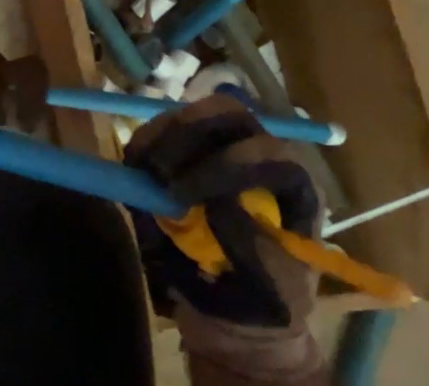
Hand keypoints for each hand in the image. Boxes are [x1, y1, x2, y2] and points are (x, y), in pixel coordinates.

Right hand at [125, 94, 322, 329]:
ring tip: (142, 169)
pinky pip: (162, 132)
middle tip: (155, 165)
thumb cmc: (260, 301)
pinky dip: (143, 143)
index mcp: (293, 190)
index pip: (265, 152)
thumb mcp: (264, 283)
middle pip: (227, 115)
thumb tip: (213, 204)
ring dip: (160, 137)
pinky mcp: (186, 157)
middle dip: (186, 132)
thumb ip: (246, 241)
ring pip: (190, 115)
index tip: (184, 194)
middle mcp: (260, 160)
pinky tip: (135, 167)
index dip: (225, 164)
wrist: (238, 314)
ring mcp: (219, 153)